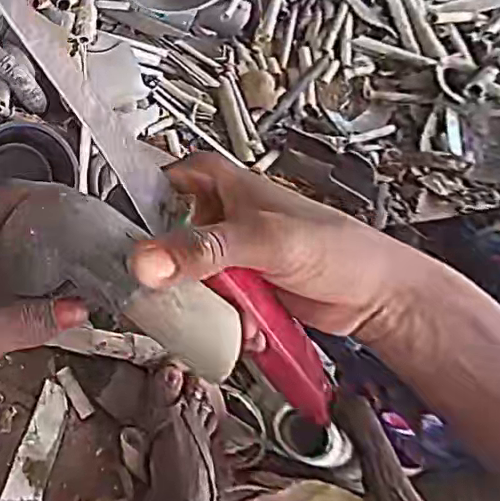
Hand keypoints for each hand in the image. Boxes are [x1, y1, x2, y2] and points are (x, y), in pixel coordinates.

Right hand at [126, 153, 452, 342]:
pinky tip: (243, 321)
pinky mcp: (229, 281)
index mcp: (210, 179)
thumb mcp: (263, 240)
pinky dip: (215, 314)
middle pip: (156, 237)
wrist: (382, 298)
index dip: (126, 210)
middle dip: (168, 271)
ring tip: (232, 310)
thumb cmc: (339, 247)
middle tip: (175, 288)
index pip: (147, 183)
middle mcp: (209, 212)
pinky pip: (200, 299)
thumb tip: (146, 262)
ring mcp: (218, 249)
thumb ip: (202, 251)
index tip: (118, 243)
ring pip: (176, 274)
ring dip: (197, 299)